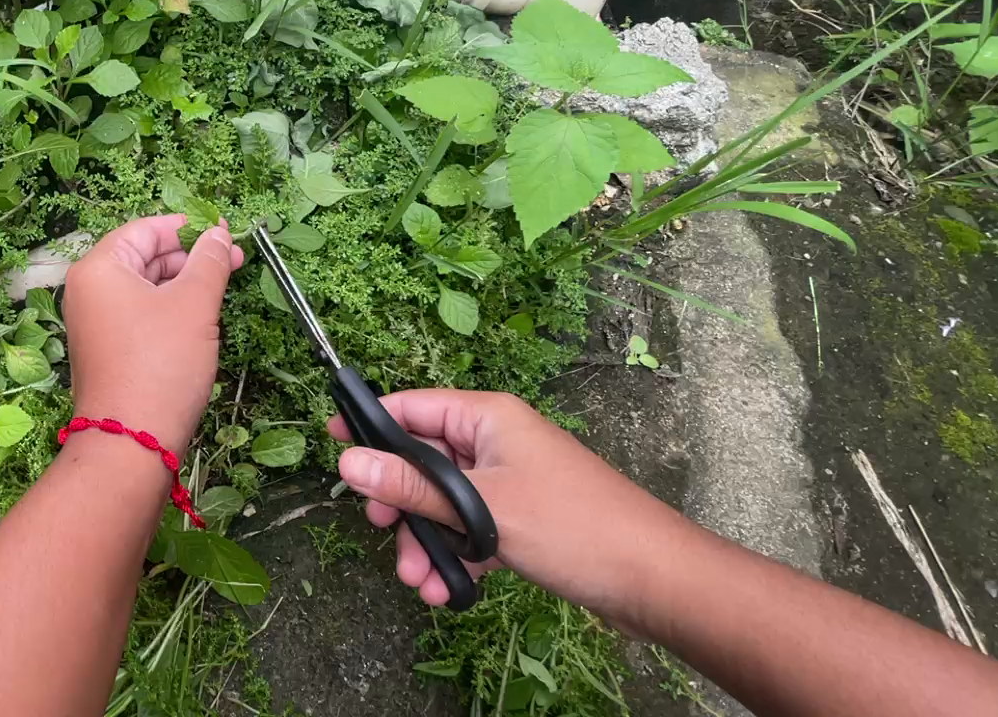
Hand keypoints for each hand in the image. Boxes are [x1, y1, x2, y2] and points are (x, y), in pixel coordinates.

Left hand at [61, 215, 244, 447]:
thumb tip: (218, 232)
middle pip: (144, 257)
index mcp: (99, 268)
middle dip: (190, 256)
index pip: (144, 230)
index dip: (186, 227)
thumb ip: (208, 261)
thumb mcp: (194, 304)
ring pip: (145, 288)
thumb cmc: (161, 362)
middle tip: (235, 259)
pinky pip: (140, 314)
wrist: (132, 442)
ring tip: (224, 285)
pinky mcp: (107, 349)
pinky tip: (201, 314)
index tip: (224, 230)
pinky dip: (170, 309)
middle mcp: (89, 290)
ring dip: (184, 283)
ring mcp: (95, 322)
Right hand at [327, 389, 695, 619]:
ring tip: (419, 580)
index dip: (369, 423)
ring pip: (444, 500)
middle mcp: (493, 440)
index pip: (410, 407)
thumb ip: (411, 486)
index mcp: (485, 417)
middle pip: (423, 460)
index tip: (334, 444)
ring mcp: (508, 480)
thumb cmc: (573, 528)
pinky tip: (448, 590)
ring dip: (426, 538)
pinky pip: (471, 526)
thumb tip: (347, 463)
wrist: (664, 587)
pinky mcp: (521, 516)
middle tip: (380, 528)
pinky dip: (456, 554)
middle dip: (400, 501)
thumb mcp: (481, 507)